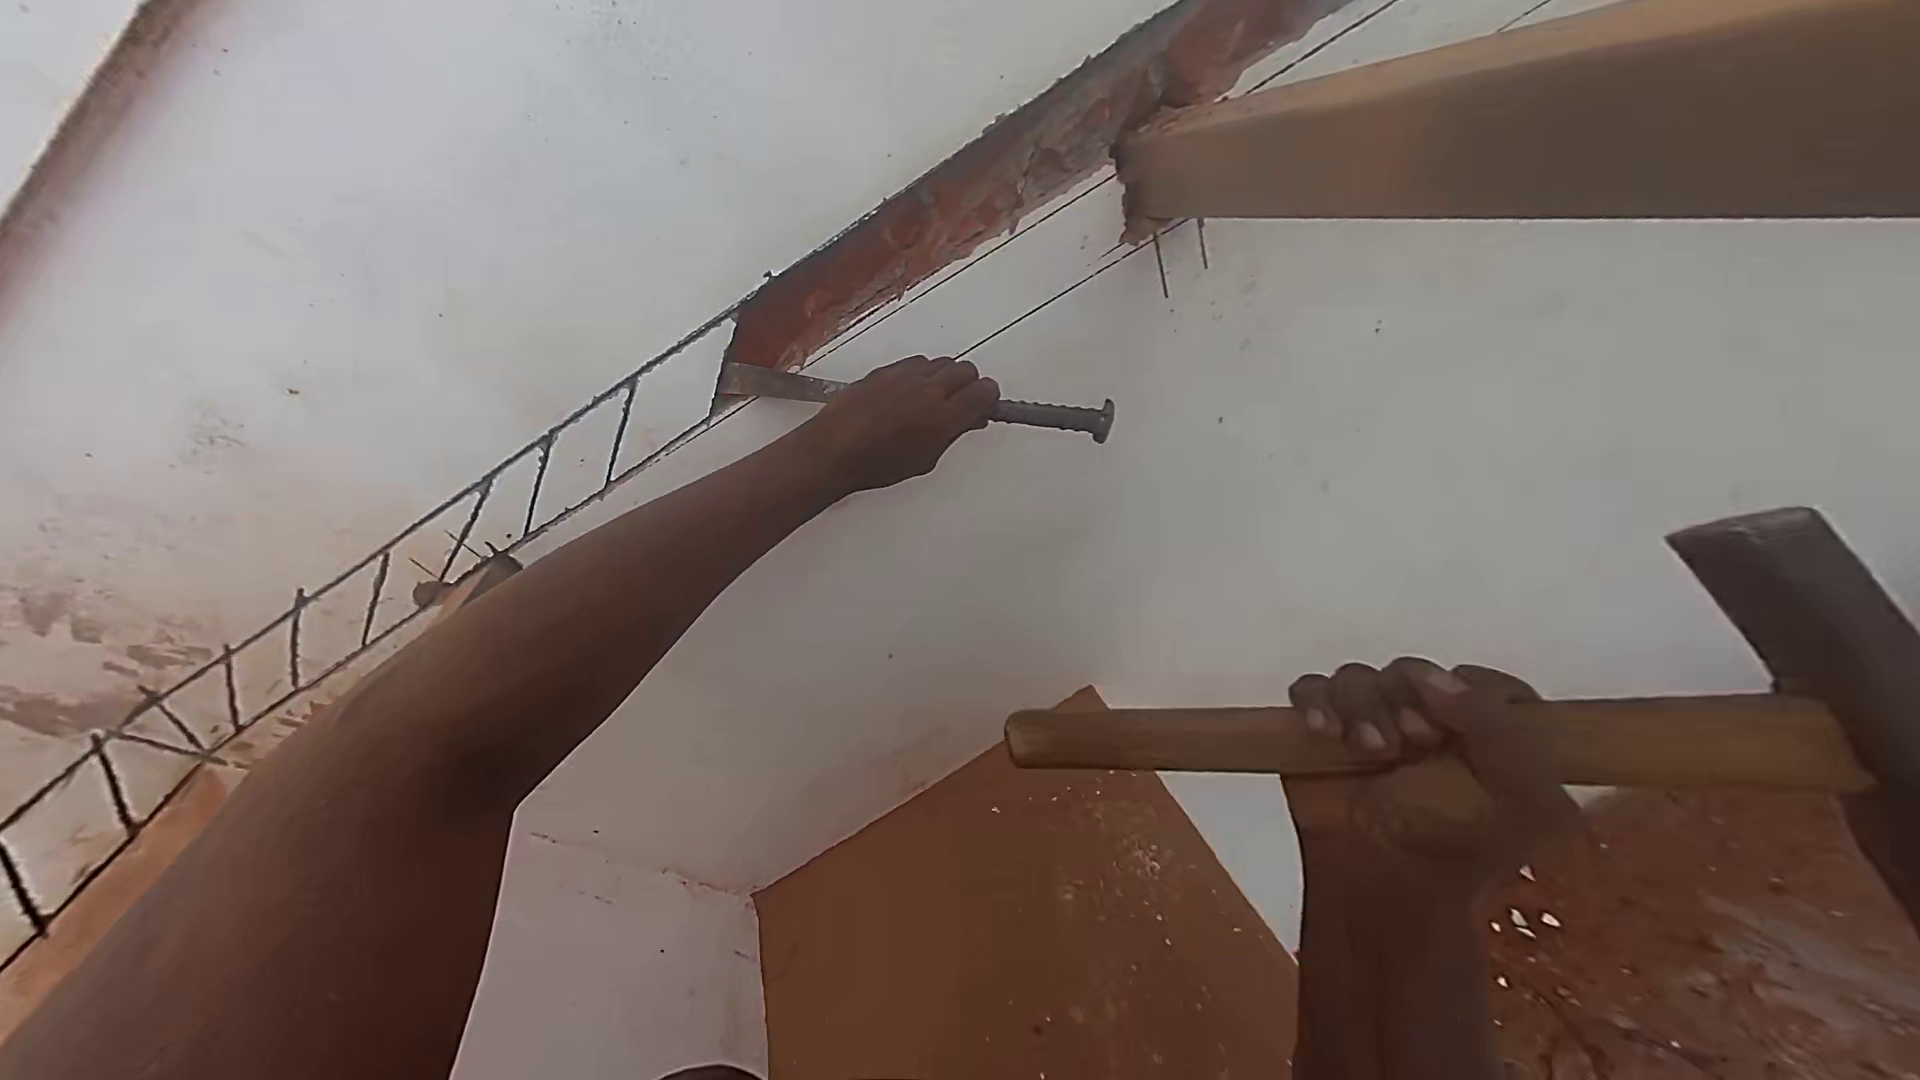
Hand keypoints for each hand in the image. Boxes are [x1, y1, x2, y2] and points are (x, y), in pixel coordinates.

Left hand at [791, 355, 998, 494]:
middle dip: (970, 385)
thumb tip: (970, 419)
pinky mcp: (886, 370)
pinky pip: (916, 362)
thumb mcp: (925, 459)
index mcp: (943, 418)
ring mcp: (905, 376)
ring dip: (945, 377)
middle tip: (962, 402)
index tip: (985, 405)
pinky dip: (922, 373)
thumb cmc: (877, 464)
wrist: (834, 450)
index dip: (989, 398)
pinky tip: (910, 392)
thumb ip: (951, 434)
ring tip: (933, 398)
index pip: (984, 392)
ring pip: (942, 363)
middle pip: (967, 370)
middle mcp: (928, 390)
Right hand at [1284, 657, 1580, 898]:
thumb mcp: (1521, 802)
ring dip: (1359, 706)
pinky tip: (1321, 731)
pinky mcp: (1319, 725)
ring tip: (1367, 750)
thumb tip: (1433, 677)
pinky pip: (1308, 689)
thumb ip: (1501, 731)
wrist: (1380, 880)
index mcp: (1485, 732)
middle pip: (1408, 671)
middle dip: (1402, 701)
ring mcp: (1367, 719)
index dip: (1462, 689)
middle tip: (1405, 745)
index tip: (1449, 727)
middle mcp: (1426, 718)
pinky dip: (1313, 701)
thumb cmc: (1457, 844)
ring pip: (1355, 677)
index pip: (1478, 680)